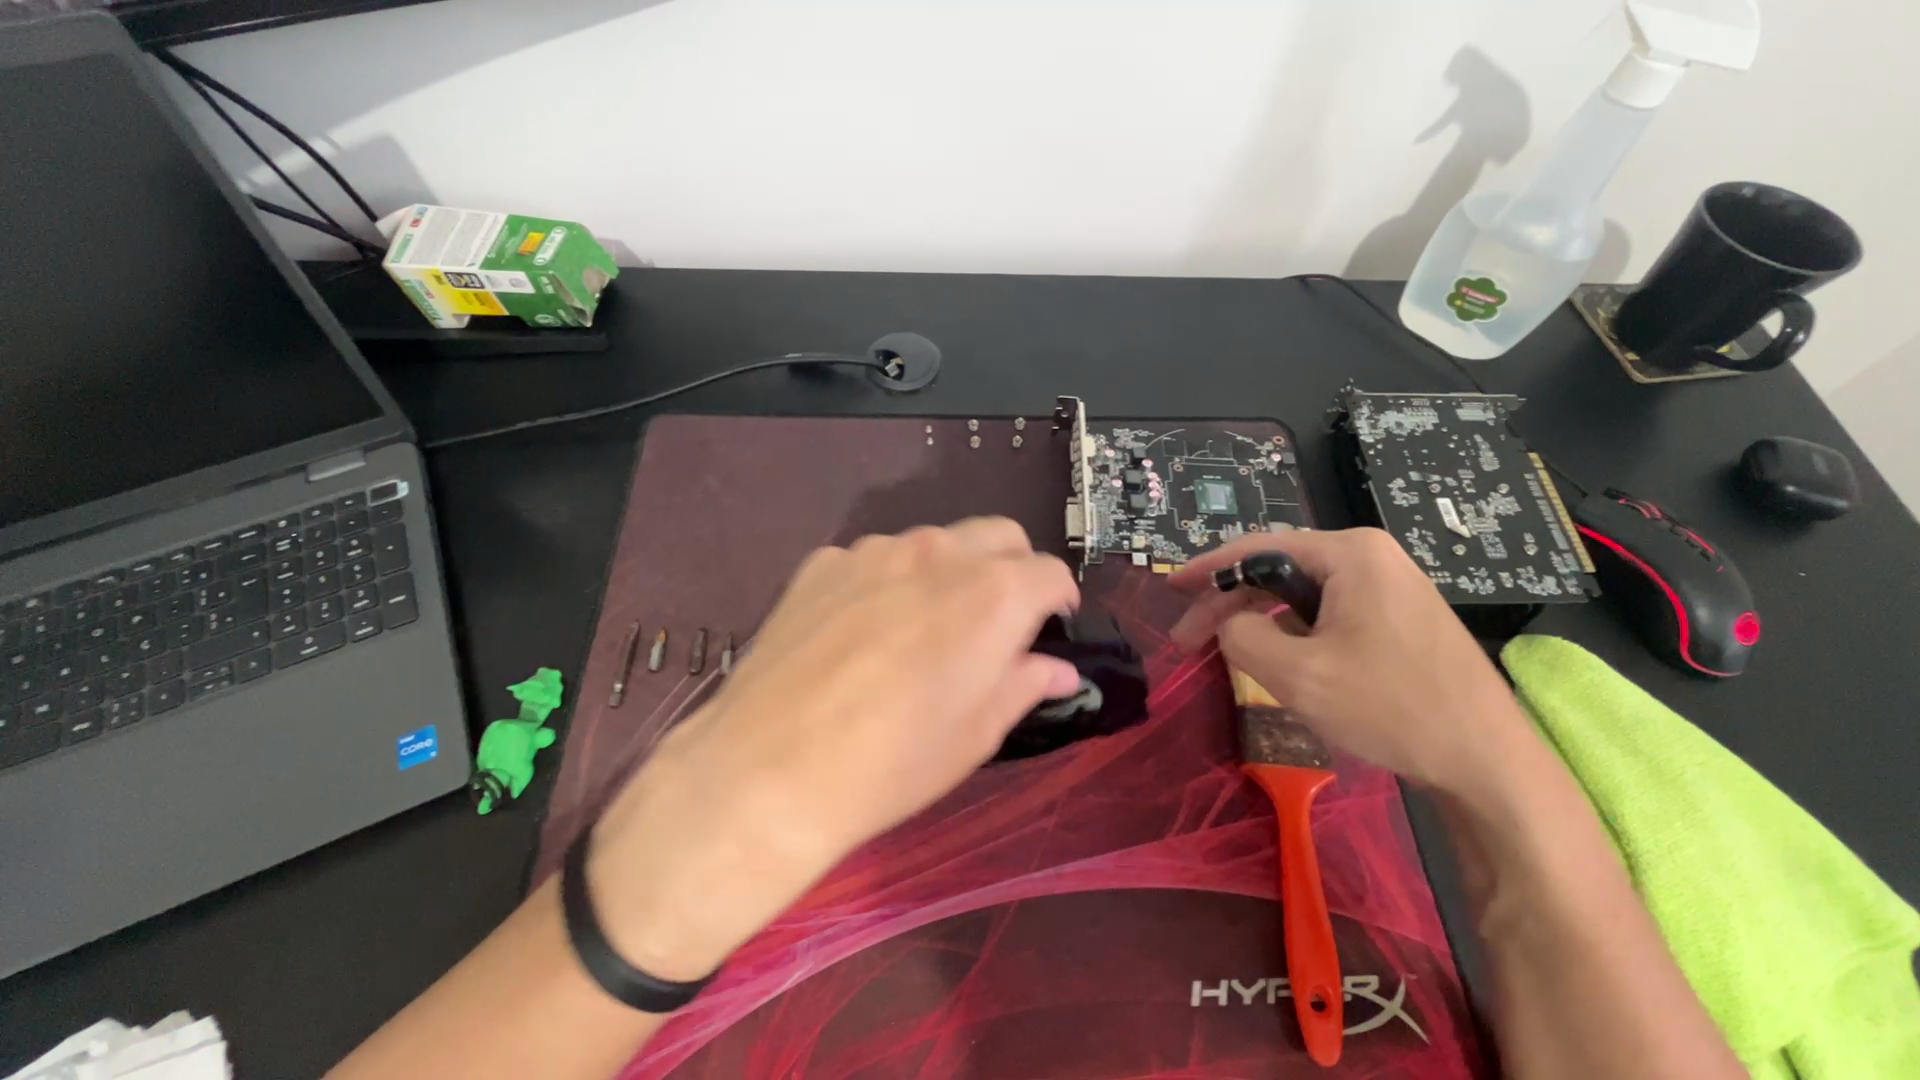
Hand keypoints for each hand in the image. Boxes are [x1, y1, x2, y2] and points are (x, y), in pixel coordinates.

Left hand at [586, 518, 1080, 980]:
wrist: (770, 768)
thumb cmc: (893, 763)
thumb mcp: (977, 734)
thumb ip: (1025, 685)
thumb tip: (1056, 669)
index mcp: (992, 593)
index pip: (1050, 572)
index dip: (1059, 602)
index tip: (1050, 630)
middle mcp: (937, 554)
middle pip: (998, 536)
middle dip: (1013, 570)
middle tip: (999, 624)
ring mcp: (872, 551)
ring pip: (934, 543)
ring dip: (949, 572)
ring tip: (925, 630)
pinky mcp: (821, 563)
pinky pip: (873, 560)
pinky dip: (888, 582)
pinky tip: (863, 634)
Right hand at [1168, 528, 1528, 790]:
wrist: (1486, 759)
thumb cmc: (1391, 707)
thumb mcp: (1298, 674)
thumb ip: (1243, 636)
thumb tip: (1230, 624)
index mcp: (1350, 553)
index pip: (1258, 548)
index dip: (1207, 569)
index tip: (1168, 588)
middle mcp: (1372, 556)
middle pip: (1279, 569)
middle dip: (1230, 603)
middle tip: (1188, 639)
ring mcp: (1392, 586)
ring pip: (1304, 594)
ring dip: (1261, 621)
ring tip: (1230, 655)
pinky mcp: (1401, 617)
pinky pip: (1331, 613)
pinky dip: (1295, 633)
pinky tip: (1283, 663)